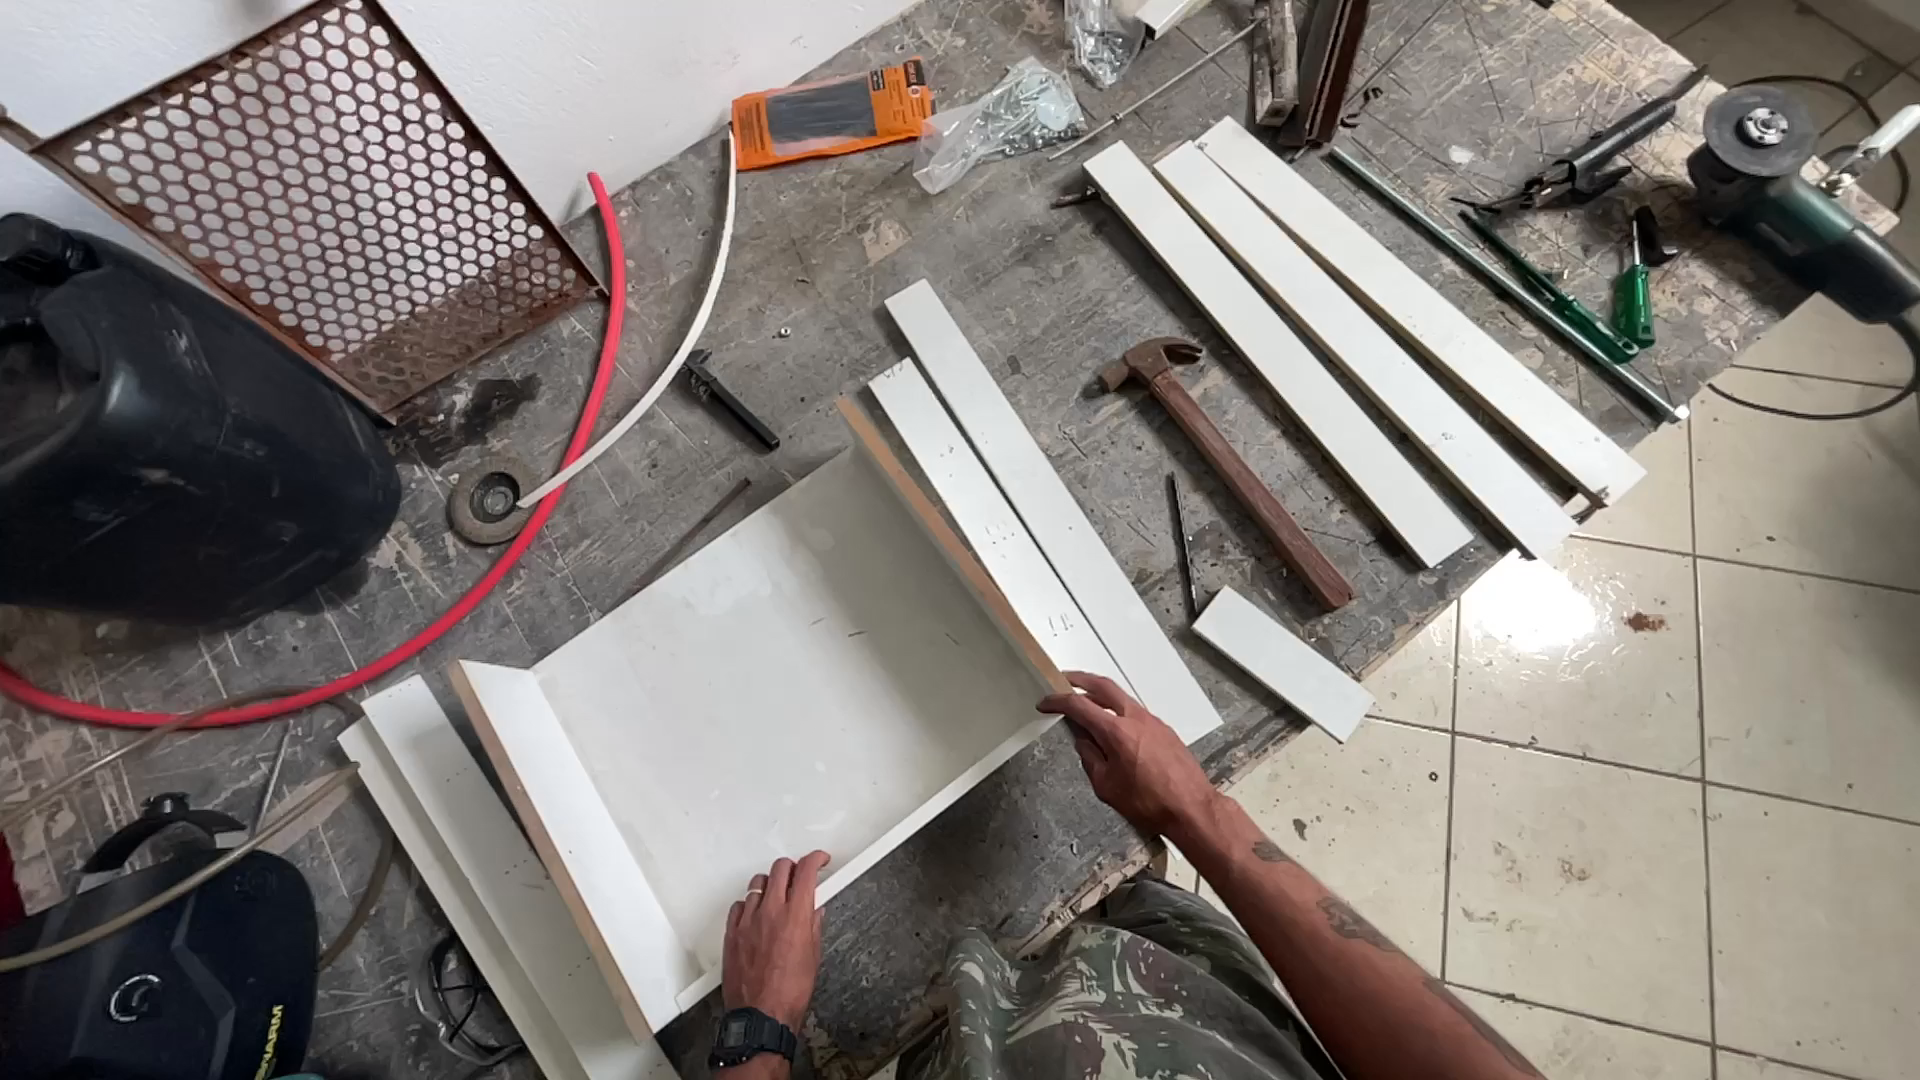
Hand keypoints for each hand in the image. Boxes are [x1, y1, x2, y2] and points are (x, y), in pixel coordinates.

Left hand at [722, 851, 830, 1032]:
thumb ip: (814, 926)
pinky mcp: (732, 933)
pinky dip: (749, 904)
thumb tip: (815, 912)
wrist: (762, 1018)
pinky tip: (755, 913)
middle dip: (794, 866)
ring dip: (770, 884)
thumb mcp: (814, 956)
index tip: (820, 860)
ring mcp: (749, 921)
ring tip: (776, 894)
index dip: (816, 859)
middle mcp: (771, 911)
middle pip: (780, 868)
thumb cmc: (789, 994)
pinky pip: (739, 905)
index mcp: (796, 915)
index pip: (807, 870)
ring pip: (758, 882)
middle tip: (799, 875)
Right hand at [1039, 671, 1220, 841]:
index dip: (1058, 701)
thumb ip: (1090, 758)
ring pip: (1120, 696)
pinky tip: (1112, 723)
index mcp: (1116, 731)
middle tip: (1064, 680)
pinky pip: (1134, 710)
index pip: (1079, 706)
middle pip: (1102, 685)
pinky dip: (1117, 708)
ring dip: (1100, 693)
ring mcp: (1151, 720)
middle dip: (1079, 679)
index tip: (1046, 702)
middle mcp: (1134, 718)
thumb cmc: (1151, 802)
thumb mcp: (1106, 786)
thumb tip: (1083, 742)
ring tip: (1086, 701)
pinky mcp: (1163, 728)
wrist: (1191, 808)